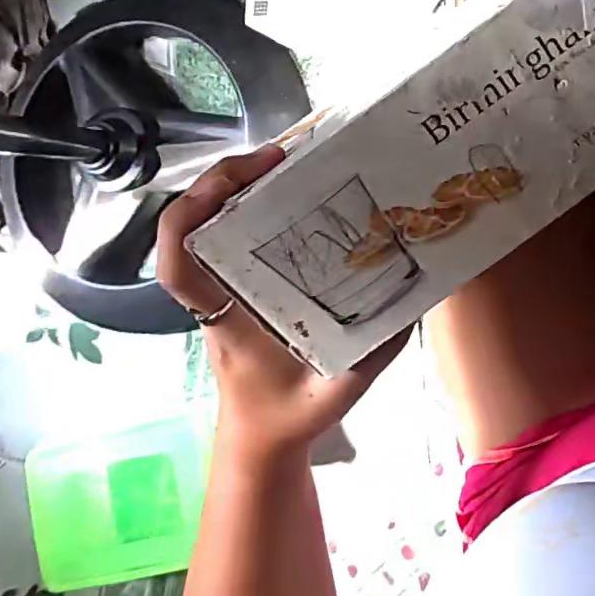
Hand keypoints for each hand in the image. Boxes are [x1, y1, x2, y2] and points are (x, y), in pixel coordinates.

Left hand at [156, 145, 410, 460]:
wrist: (260, 440)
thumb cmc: (288, 416)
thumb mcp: (338, 390)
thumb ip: (376, 353)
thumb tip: (414, 303)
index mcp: (229, 319)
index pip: (180, 265)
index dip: (190, 215)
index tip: (241, 179)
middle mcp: (219, 296)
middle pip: (192, 228)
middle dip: (224, 180)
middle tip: (279, 155)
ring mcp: (226, 290)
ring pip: (209, 228)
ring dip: (237, 188)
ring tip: (286, 163)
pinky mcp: (241, 288)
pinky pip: (232, 239)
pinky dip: (252, 208)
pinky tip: (291, 195)